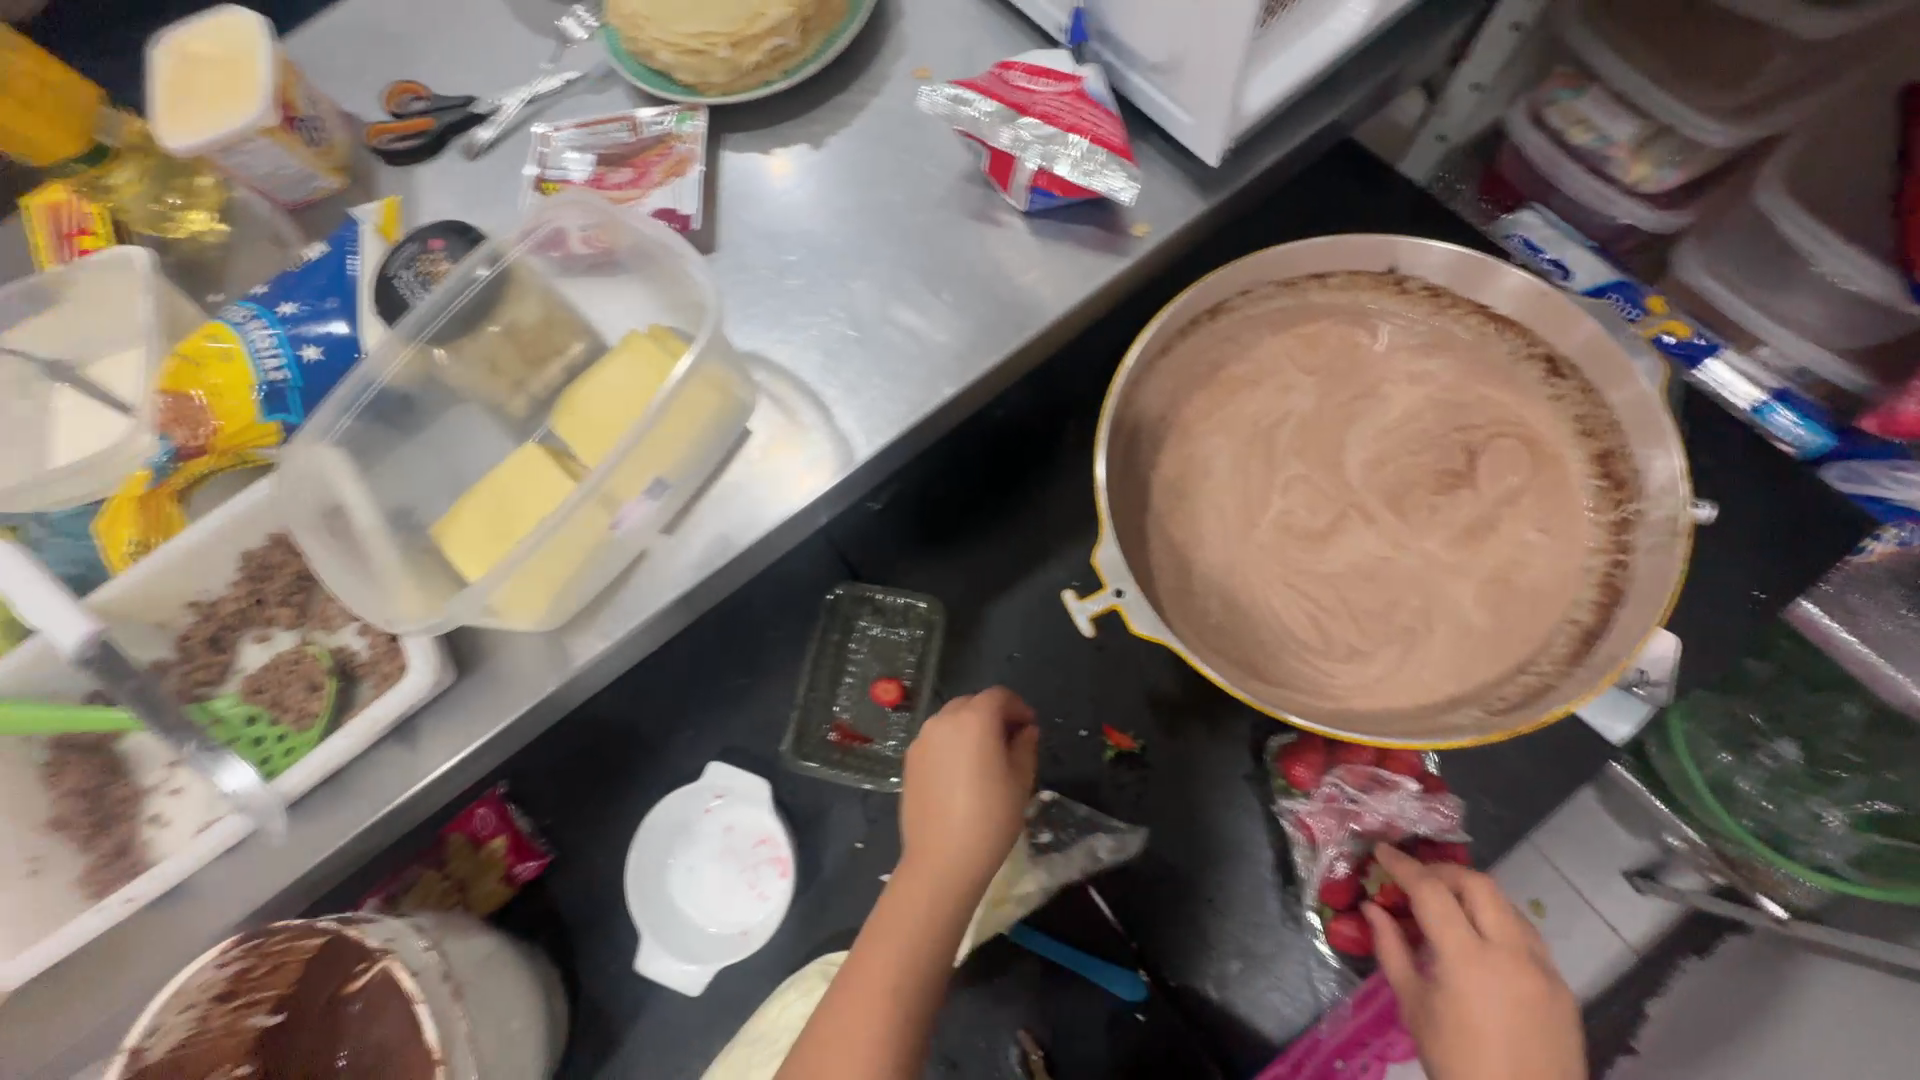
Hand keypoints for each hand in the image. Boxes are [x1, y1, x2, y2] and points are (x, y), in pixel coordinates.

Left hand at [898, 687, 1039, 893]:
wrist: (941, 859)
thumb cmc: (990, 818)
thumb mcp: (1020, 781)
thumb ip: (1025, 746)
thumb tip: (1026, 730)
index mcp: (974, 719)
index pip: (999, 696)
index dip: (1018, 707)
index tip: (1030, 728)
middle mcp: (943, 721)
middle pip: (972, 703)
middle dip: (993, 714)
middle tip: (1011, 741)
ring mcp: (921, 740)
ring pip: (951, 720)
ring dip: (970, 728)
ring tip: (986, 758)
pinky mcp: (909, 761)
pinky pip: (935, 740)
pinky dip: (951, 744)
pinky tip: (962, 773)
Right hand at [1363, 844, 1584, 1079]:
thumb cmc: (1457, 1063)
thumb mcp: (1414, 1006)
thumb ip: (1393, 950)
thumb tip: (1373, 909)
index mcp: (1468, 959)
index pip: (1431, 891)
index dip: (1403, 865)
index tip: (1383, 850)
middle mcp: (1512, 953)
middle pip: (1478, 884)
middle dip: (1443, 872)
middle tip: (1415, 877)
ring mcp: (1544, 968)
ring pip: (1508, 906)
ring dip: (1474, 895)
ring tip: (1447, 906)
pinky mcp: (1562, 986)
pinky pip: (1528, 936)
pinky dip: (1499, 922)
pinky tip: (1481, 941)